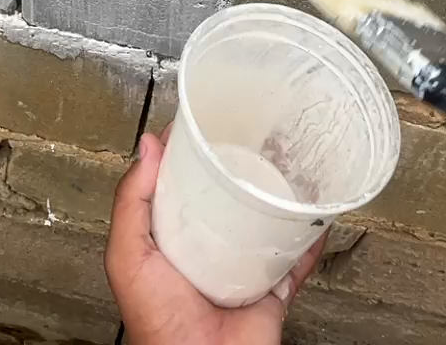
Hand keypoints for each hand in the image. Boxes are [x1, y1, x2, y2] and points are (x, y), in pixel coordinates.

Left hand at [106, 128, 324, 344]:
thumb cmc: (158, 325)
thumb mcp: (129, 256)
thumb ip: (131, 202)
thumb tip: (147, 147)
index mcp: (172, 237)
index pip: (181, 183)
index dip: (190, 153)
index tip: (202, 122)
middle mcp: (208, 247)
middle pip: (226, 198)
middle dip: (239, 168)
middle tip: (252, 136)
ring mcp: (242, 267)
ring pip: (264, 221)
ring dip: (276, 196)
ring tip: (288, 162)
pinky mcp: (272, 287)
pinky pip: (296, 258)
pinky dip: (309, 237)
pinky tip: (316, 212)